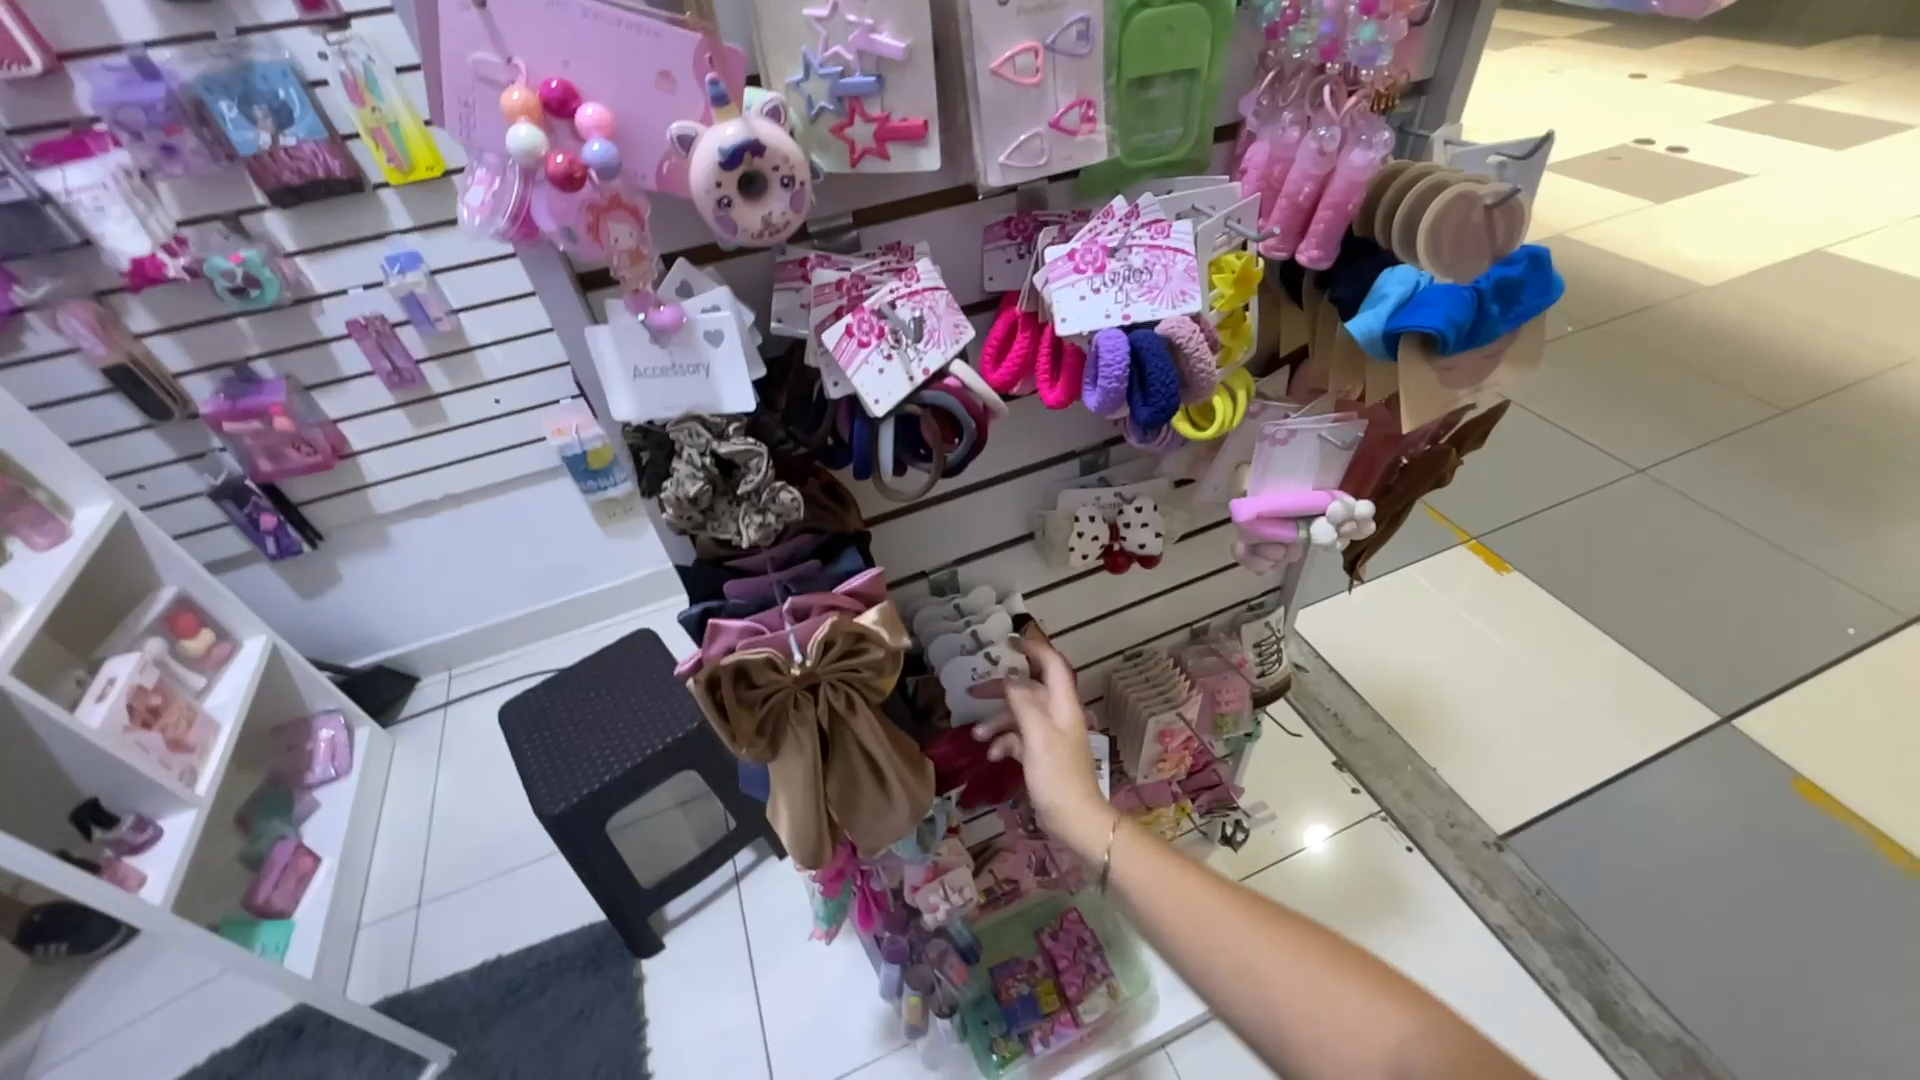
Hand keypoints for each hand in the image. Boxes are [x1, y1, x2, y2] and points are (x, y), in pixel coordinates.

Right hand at [972, 638, 1118, 861]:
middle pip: (1029, 690)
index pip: (1052, 665)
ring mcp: (1050, 736)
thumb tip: (1009, 677)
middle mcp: (1058, 715)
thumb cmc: (1058, 776)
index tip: (1008, 643)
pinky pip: (1019, 739)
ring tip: (976, 736)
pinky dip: (1004, 743)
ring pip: (1020, 716)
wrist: (1075, 820)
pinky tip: (992, 755)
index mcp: (1063, 705)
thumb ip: (1023, 702)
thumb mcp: (1037, 736)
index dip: (1033, 649)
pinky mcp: (1043, 756)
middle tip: (974, 691)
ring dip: (997, 722)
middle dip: (1001, 690)